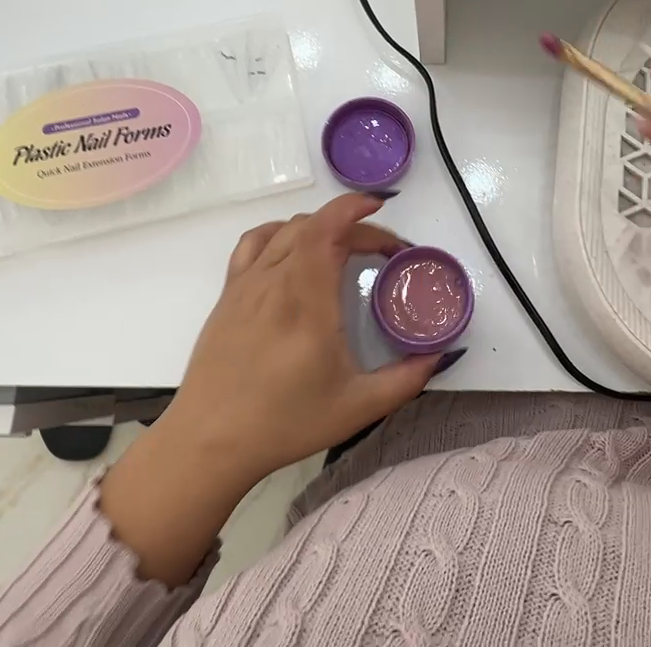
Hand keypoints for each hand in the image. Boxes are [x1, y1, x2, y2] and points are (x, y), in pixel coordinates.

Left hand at [151, 193, 450, 485]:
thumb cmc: (285, 424)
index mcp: (306, 303)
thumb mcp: (357, 408)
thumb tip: (441, 355)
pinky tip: (294, 250)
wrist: (209, 443)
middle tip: (381, 251)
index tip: (381, 207)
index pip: (326, 231)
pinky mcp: (228, 295)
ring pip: (285, 230)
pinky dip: (280, 233)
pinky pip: (254, 243)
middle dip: (353, 226)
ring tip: (343, 247)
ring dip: (320, 227)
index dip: (353, 208)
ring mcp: (246, 285)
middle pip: (314, 226)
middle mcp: (274, 283)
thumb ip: (406, 379)